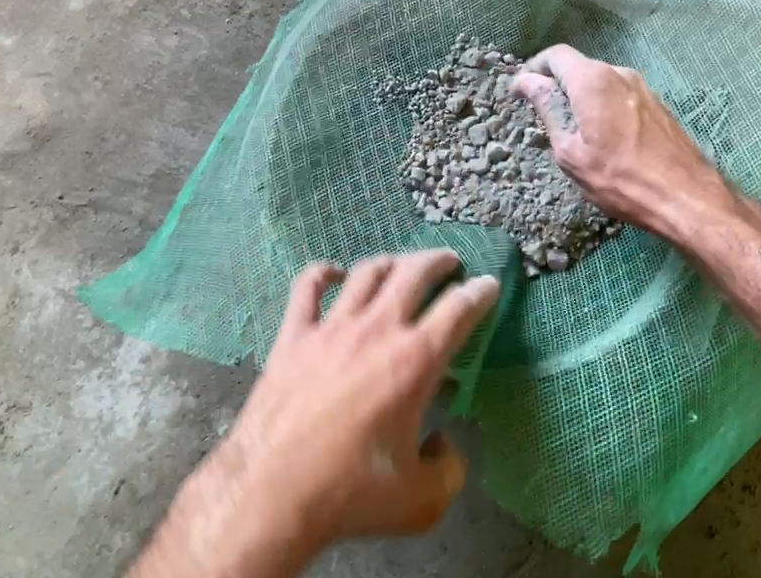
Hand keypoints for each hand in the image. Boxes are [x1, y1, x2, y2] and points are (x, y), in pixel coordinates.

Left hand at [134, 250, 499, 577]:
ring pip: (366, 272)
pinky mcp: (293, 335)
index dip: (479, 292)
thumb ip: (449, 469)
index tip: (488, 283)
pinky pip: (307, 288)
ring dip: (389, 262)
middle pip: (413, 273)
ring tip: (399, 264)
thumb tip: (444, 444)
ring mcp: (331, 328)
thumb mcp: (422, 500)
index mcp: (415, 362)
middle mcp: (377, 331)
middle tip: (449, 260)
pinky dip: (321, 273)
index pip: (458, 310)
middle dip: (437, 260)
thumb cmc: (351, 493)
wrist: (273, 493)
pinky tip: (331, 273)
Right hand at [512, 44, 737, 242]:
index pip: (555, 55)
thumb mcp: (570, 151)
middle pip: (579, 67)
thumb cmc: (619, 178)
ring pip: (601, 82)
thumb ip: (548, 109)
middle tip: (544, 117)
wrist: (686, 198)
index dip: (534, 69)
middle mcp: (619, 73)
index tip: (521, 93)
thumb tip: (527, 81)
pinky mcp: (657, 104)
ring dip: (582, 98)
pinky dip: (604, 106)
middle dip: (558, 85)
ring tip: (575, 132)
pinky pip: (620, 95)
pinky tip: (605, 138)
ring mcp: (643, 87)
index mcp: (593, 80)